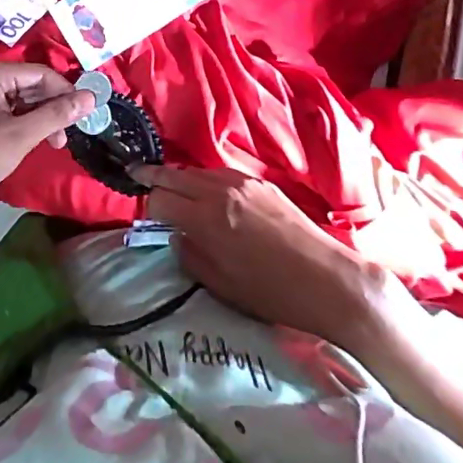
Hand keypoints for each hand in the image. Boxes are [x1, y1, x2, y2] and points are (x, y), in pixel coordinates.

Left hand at [0, 62, 93, 207]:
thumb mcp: (20, 136)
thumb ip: (56, 115)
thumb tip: (91, 98)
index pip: (41, 73)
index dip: (66, 91)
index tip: (86, 113)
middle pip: (35, 85)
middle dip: (56, 107)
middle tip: (73, 132)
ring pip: (29, 100)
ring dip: (46, 118)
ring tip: (58, 143)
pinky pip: (18, 112)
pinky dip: (33, 125)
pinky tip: (44, 141)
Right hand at [137, 166, 389, 347]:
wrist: (328, 280)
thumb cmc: (272, 292)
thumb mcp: (220, 284)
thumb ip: (190, 255)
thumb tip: (177, 237)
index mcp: (206, 217)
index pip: (160, 200)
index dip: (148, 210)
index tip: (147, 220)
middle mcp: (220, 191)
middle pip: (173, 175)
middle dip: (152, 178)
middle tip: (134, 174)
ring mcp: (242, 182)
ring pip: (196, 171)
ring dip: (179, 177)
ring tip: (168, 184)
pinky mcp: (260, 183)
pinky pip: (219, 174)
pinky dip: (204, 179)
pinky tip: (205, 191)